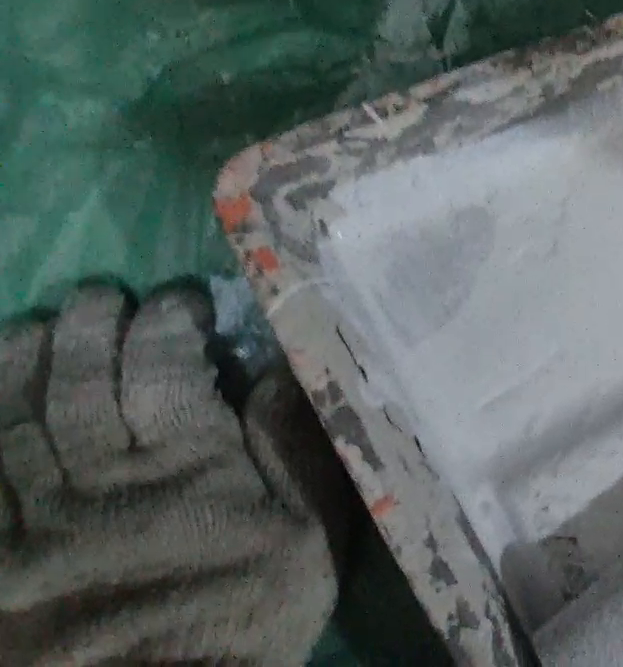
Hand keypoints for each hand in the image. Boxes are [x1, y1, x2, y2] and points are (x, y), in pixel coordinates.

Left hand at [1, 282, 346, 664]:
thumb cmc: (255, 605)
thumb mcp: (314, 528)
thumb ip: (296, 447)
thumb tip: (284, 372)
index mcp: (188, 469)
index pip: (165, 372)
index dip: (167, 324)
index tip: (179, 296)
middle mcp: (101, 483)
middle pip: (78, 388)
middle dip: (87, 330)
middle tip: (100, 294)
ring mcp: (31, 522)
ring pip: (10, 425)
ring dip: (17, 366)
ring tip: (33, 326)